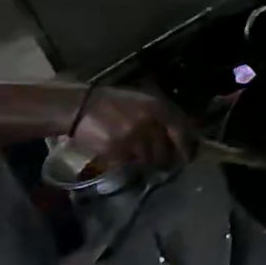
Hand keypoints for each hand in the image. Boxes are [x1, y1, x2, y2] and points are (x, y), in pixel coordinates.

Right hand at [71, 86, 191, 169]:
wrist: (78, 107)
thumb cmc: (111, 102)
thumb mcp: (141, 100)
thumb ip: (160, 115)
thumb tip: (177, 134)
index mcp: (156, 106)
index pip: (180, 130)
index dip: (185, 146)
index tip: (187, 158)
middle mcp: (148, 122)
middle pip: (164, 151)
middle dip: (160, 157)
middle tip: (156, 159)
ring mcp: (132, 138)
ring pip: (147, 160)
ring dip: (142, 160)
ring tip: (133, 154)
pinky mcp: (117, 151)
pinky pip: (129, 164)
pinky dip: (126, 163)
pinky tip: (119, 155)